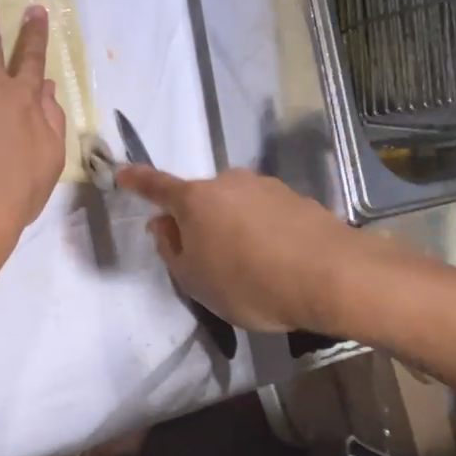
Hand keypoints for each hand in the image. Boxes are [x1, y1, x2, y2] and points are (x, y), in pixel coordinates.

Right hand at [117, 166, 372, 335]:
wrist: (334, 277)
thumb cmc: (250, 283)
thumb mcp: (196, 281)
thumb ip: (172, 251)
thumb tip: (164, 226)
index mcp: (195, 200)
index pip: (156, 186)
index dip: (136, 181)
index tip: (122, 172)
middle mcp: (228, 182)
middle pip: (200, 199)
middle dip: (196, 221)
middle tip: (203, 258)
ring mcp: (265, 187)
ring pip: (235, 206)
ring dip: (232, 228)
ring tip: (248, 267)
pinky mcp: (298, 199)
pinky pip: (266, 215)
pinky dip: (262, 233)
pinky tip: (276, 262)